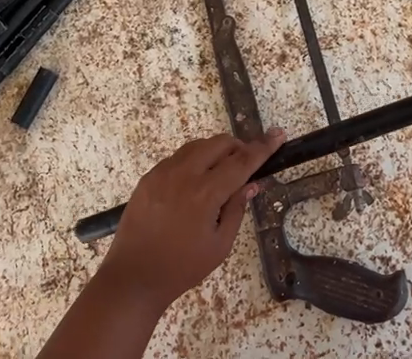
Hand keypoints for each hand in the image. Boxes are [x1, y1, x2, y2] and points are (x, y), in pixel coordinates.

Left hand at [98, 130, 283, 309]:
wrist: (133, 277)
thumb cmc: (181, 267)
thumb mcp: (219, 246)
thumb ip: (236, 210)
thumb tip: (251, 185)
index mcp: (205, 193)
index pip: (241, 162)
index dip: (263, 147)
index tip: (278, 134)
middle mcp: (184, 174)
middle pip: (219, 143)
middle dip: (238, 147)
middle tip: (246, 164)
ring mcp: (163, 172)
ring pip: (197, 146)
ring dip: (215, 152)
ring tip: (220, 173)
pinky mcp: (148, 176)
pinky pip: (177, 157)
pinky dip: (193, 161)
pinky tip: (194, 183)